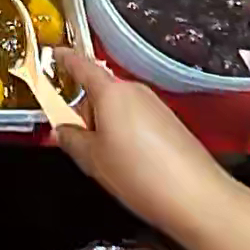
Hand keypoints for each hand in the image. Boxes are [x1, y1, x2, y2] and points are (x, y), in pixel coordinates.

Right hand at [53, 49, 240, 238]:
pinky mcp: (168, 119)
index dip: (65, 59)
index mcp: (110, 91)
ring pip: (117, 106)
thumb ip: (71, 139)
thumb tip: (60, 129)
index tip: (53, 54)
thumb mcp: (93, 160)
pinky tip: (130, 163)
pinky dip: (125, 131)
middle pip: (99, 90)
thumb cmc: (140, 173)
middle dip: (85, 111)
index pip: (81, 66)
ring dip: (105, 124)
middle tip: (78, 142)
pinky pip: (136, 117)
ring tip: (107, 160)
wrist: (196, 195)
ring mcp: (153, 102)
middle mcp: (132, 89)